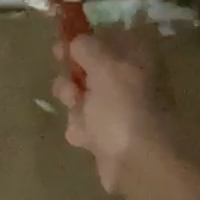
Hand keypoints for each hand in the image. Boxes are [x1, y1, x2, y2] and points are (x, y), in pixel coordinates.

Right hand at [51, 33, 176, 192]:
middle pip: (90, 68)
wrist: (137, 162)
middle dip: (73, 75)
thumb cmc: (124, 109)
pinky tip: (85, 136)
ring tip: (77, 110)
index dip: (84, 40)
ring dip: (72, 101)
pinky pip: (82, 123)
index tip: (62, 46)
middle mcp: (128, 80)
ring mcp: (117, 108)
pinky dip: (80, 128)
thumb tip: (76, 40)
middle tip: (69, 82)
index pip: (109, 37)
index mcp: (136, 58)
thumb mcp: (106, 68)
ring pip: (81, 96)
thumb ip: (89, 48)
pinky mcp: (105, 134)